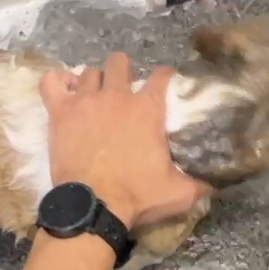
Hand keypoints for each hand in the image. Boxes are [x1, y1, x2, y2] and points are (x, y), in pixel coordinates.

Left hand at [40, 53, 210, 227]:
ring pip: (89, 71)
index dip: (164, 78)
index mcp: (147, 109)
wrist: (94, 207)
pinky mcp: (60, 112)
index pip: (161, 77)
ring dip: (94, 81)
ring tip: (95, 96)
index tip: (163, 86)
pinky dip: (58, 82)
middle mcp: (117, 95)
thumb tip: (215, 186)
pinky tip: (64, 91)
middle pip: (120, 62)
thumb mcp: (177, 194)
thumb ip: (198, 185)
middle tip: (123, 92)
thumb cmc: (136, 197)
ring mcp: (85, 101)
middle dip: (124, 72)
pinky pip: (52, 82)